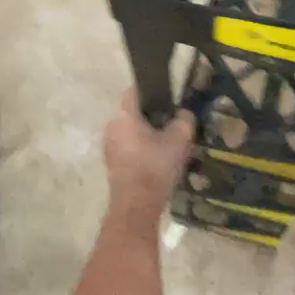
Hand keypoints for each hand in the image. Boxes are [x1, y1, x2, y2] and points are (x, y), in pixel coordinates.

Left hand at [102, 86, 195, 230]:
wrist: (136, 206)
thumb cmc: (155, 166)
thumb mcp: (179, 140)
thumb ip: (184, 120)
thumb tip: (184, 114)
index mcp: (124, 116)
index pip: (134, 91)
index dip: (151, 89)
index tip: (166, 93)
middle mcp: (111, 127)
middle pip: (134, 113)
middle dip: (153, 116)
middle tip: (173, 122)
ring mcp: (109, 147)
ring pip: (131, 132)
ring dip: (148, 135)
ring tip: (170, 144)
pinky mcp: (112, 165)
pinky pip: (129, 149)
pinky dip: (142, 150)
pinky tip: (159, 161)